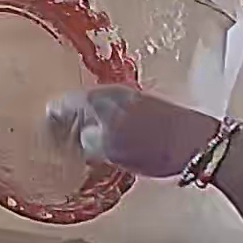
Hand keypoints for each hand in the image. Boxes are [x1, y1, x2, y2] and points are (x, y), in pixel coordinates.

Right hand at [45, 86, 218, 177]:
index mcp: (100, 98)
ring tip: (78, 148)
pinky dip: (101, 127)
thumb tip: (75, 139)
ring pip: (95, 109)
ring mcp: (129, 99)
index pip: (62, 104)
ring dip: (85, 125)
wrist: (199, 144)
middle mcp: (112, 93)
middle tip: (56, 144)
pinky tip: (104, 143)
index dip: (50, 121)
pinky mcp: (143, 108)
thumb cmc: (153, 146)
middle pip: (78, 105)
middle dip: (66, 122)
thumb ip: (87, 142)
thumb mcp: (112, 148)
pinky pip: (111, 115)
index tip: (42, 137)